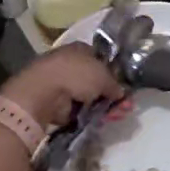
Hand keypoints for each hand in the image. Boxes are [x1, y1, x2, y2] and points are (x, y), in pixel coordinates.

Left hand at [0, 43, 125, 127]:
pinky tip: (101, 121)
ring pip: (89, 96)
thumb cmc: (76, 74)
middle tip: (125, 107)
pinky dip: (88, 114)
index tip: (123, 85)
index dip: (113, 72)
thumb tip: (120, 93)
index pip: (101, 58)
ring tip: (116, 116)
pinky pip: (78, 109)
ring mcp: (63, 84)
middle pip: (96, 80)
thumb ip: (114, 84)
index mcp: (81, 49)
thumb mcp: (103, 76)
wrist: (44, 93)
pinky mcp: (56, 103)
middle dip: (111, 94)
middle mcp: (71, 64)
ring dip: (103, 106)